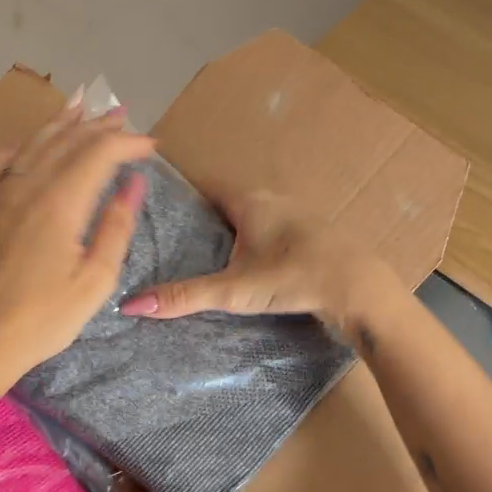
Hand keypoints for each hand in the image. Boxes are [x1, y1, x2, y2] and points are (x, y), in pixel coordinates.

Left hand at [0, 98, 155, 390]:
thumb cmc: (44, 319)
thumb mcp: (94, 281)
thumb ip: (116, 229)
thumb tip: (133, 185)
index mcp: (60, 202)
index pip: (99, 155)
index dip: (127, 144)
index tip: (151, 148)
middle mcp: (27, 188)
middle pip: (66, 142)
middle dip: (97, 126)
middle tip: (121, 115)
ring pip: (30, 147)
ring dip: (58, 125)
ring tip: (79, 106)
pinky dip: (10, 152)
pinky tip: (18, 147)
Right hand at [116, 189, 396, 343]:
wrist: (360, 290)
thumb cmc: (296, 278)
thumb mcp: (234, 290)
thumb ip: (184, 297)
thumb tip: (131, 305)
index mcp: (250, 200)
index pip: (203, 185)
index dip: (177, 193)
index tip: (151, 208)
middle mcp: (271, 200)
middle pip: (223, 203)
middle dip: (196, 219)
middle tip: (164, 240)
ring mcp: (292, 219)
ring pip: (246, 220)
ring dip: (223, 234)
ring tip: (192, 257)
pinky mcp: (306, 241)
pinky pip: (264, 236)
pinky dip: (246, 246)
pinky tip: (237, 269)